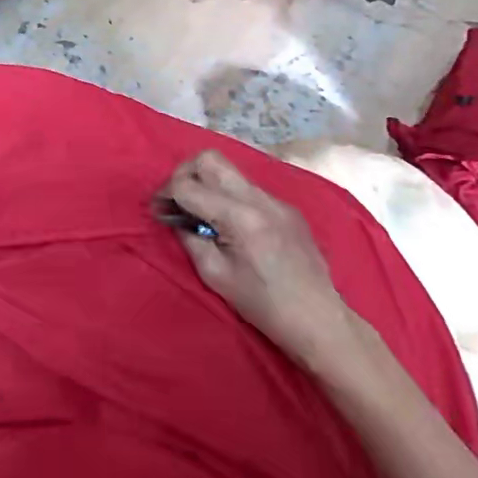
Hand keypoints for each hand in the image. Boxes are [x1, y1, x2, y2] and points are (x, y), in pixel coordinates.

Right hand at [163, 151, 361, 367]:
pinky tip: (230, 225)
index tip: (159, 210)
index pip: (189, 185)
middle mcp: (258, 198)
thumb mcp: (215, 275)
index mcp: (240, 217)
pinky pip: (248, 188)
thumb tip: (174, 217)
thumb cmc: (262, 304)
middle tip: (177, 200)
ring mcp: (276, 199)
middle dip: (185, 173)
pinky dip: (229, 196)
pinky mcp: (286, 207)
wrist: (318, 318)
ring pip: (230, 171)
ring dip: (207, 183)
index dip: (165, 193)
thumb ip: (190, 238)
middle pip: (210, 158)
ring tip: (201, 213)